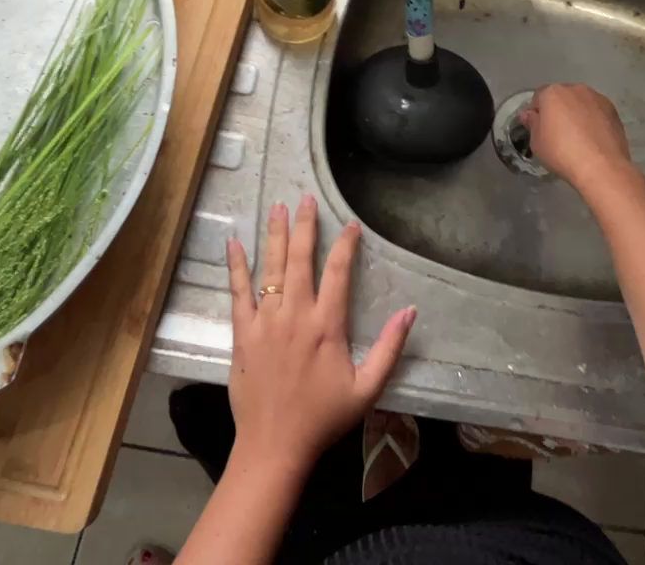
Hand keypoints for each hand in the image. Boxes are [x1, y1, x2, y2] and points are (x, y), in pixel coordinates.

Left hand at [224, 196, 415, 479]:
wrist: (274, 446)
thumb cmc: (323, 418)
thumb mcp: (367, 388)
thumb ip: (390, 348)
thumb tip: (411, 311)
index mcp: (326, 325)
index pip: (337, 271)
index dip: (345, 244)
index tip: (351, 225)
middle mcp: (295, 315)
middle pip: (299, 259)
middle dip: (304, 225)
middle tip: (305, 198)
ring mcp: (265, 322)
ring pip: (270, 268)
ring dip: (274, 235)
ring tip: (276, 207)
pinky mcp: (243, 333)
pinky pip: (238, 293)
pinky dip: (236, 267)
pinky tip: (233, 244)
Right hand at [519, 83, 638, 191]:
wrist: (601, 166)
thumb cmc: (562, 152)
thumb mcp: (537, 142)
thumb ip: (532, 123)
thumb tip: (529, 114)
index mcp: (553, 93)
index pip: (538, 97)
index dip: (536, 113)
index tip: (538, 129)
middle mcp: (576, 89)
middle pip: (561, 97)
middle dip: (558, 110)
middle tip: (557, 133)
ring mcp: (597, 98)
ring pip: (580, 103)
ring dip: (576, 113)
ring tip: (578, 136)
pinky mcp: (613, 110)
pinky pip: (596, 112)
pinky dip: (592, 120)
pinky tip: (592, 138)